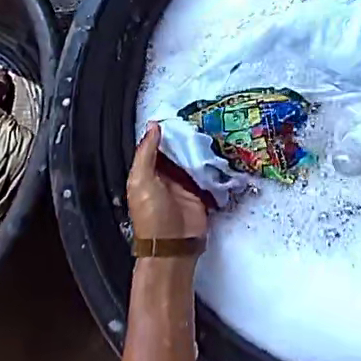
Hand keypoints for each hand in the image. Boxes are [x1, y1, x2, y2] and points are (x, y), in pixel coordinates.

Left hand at [127, 122, 210, 241]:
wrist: (173, 245)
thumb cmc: (151, 215)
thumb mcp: (141, 180)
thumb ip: (146, 152)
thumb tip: (153, 126)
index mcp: (148, 171)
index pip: (157, 145)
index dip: (166, 131)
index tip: (179, 115)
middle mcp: (166, 175)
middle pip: (177, 150)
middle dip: (187, 138)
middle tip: (200, 119)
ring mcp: (184, 183)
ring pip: (193, 159)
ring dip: (200, 149)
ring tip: (211, 130)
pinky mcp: (200, 192)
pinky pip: (207, 174)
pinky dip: (212, 164)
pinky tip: (219, 150)